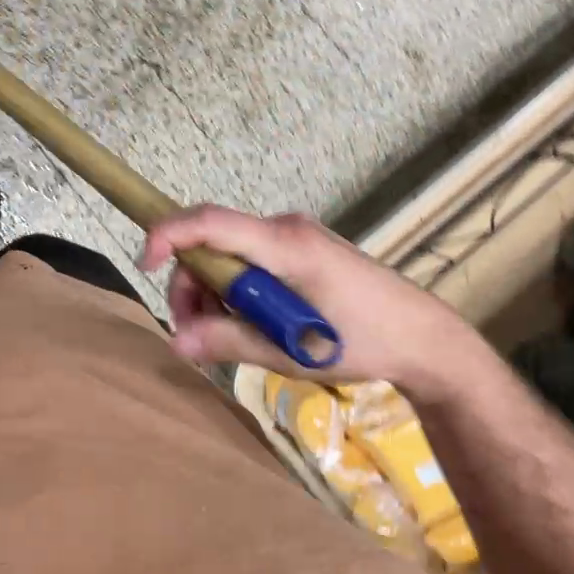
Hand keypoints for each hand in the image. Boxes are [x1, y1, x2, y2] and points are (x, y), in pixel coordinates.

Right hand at [140, 206, 503, 404]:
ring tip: (222, 335)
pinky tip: (246, 321)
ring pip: (226, 251)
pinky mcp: (299, 248)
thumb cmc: (365, 343)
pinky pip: (246, 257)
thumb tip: (175, 342)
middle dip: (190, 284)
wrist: (428, 340)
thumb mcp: (293, 351)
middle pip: (211, 241)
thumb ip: (229, 341)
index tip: (145, 263)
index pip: (211, 222)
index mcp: (286, 247)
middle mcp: (285, 229)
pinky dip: (233, 287)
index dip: (169, 235)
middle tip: (191, 331)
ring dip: (211, 290)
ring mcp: (293, 236)